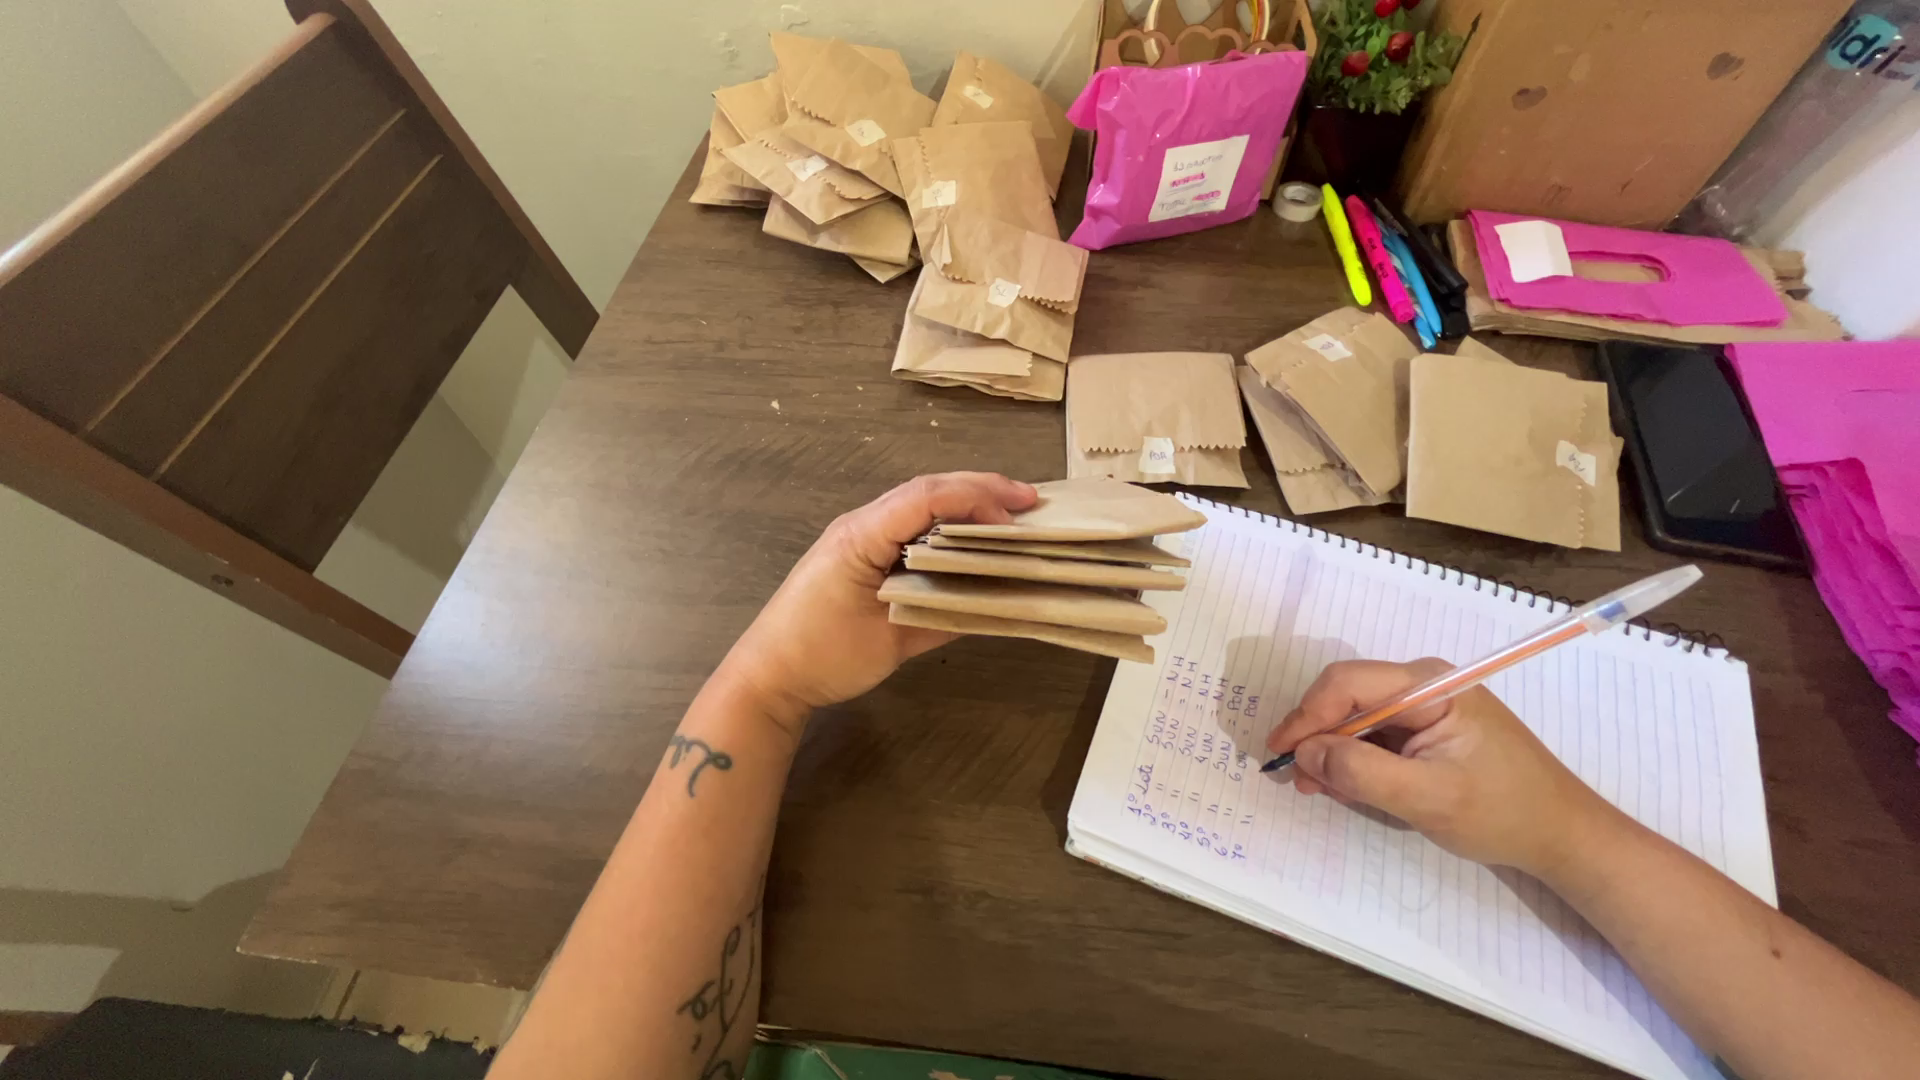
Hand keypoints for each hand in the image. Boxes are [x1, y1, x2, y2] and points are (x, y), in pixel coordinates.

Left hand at [721, 473, 1037, 730]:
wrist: (769, 674)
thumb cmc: (823, 657)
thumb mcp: (889, 642)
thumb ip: (943, 618)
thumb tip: (993, 603)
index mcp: (862, 536)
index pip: (926, 498)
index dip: (976, 500)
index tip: (1016, 517)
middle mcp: (862, 525)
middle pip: (927, 490)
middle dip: (980, 489)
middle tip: (1030, 499)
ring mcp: (860, 537)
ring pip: (919, 504)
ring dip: (965, 502)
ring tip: (1010, 511)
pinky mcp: (862, 554)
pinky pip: (908, 528)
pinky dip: (944, 526)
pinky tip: (971, 536)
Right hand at [1265, 659, 1625, 876]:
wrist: (1565, 839)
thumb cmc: (1503, 814)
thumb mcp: (1429, 798)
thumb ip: (1362, 772)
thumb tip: (1305, 753)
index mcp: (1429, 685)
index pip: (1346, 684)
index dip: (1306, 716)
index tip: (1280, 753)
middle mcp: (1421, 684)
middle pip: (1345, 697)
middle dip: (1316, 735)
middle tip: (1296, 776)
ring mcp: (1423, 705)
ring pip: (1353, 717)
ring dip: (1329, 750)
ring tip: (1314, 786)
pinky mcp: (1423, 728)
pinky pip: (1371, 734)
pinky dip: (1350, 758)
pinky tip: (1341, 785)